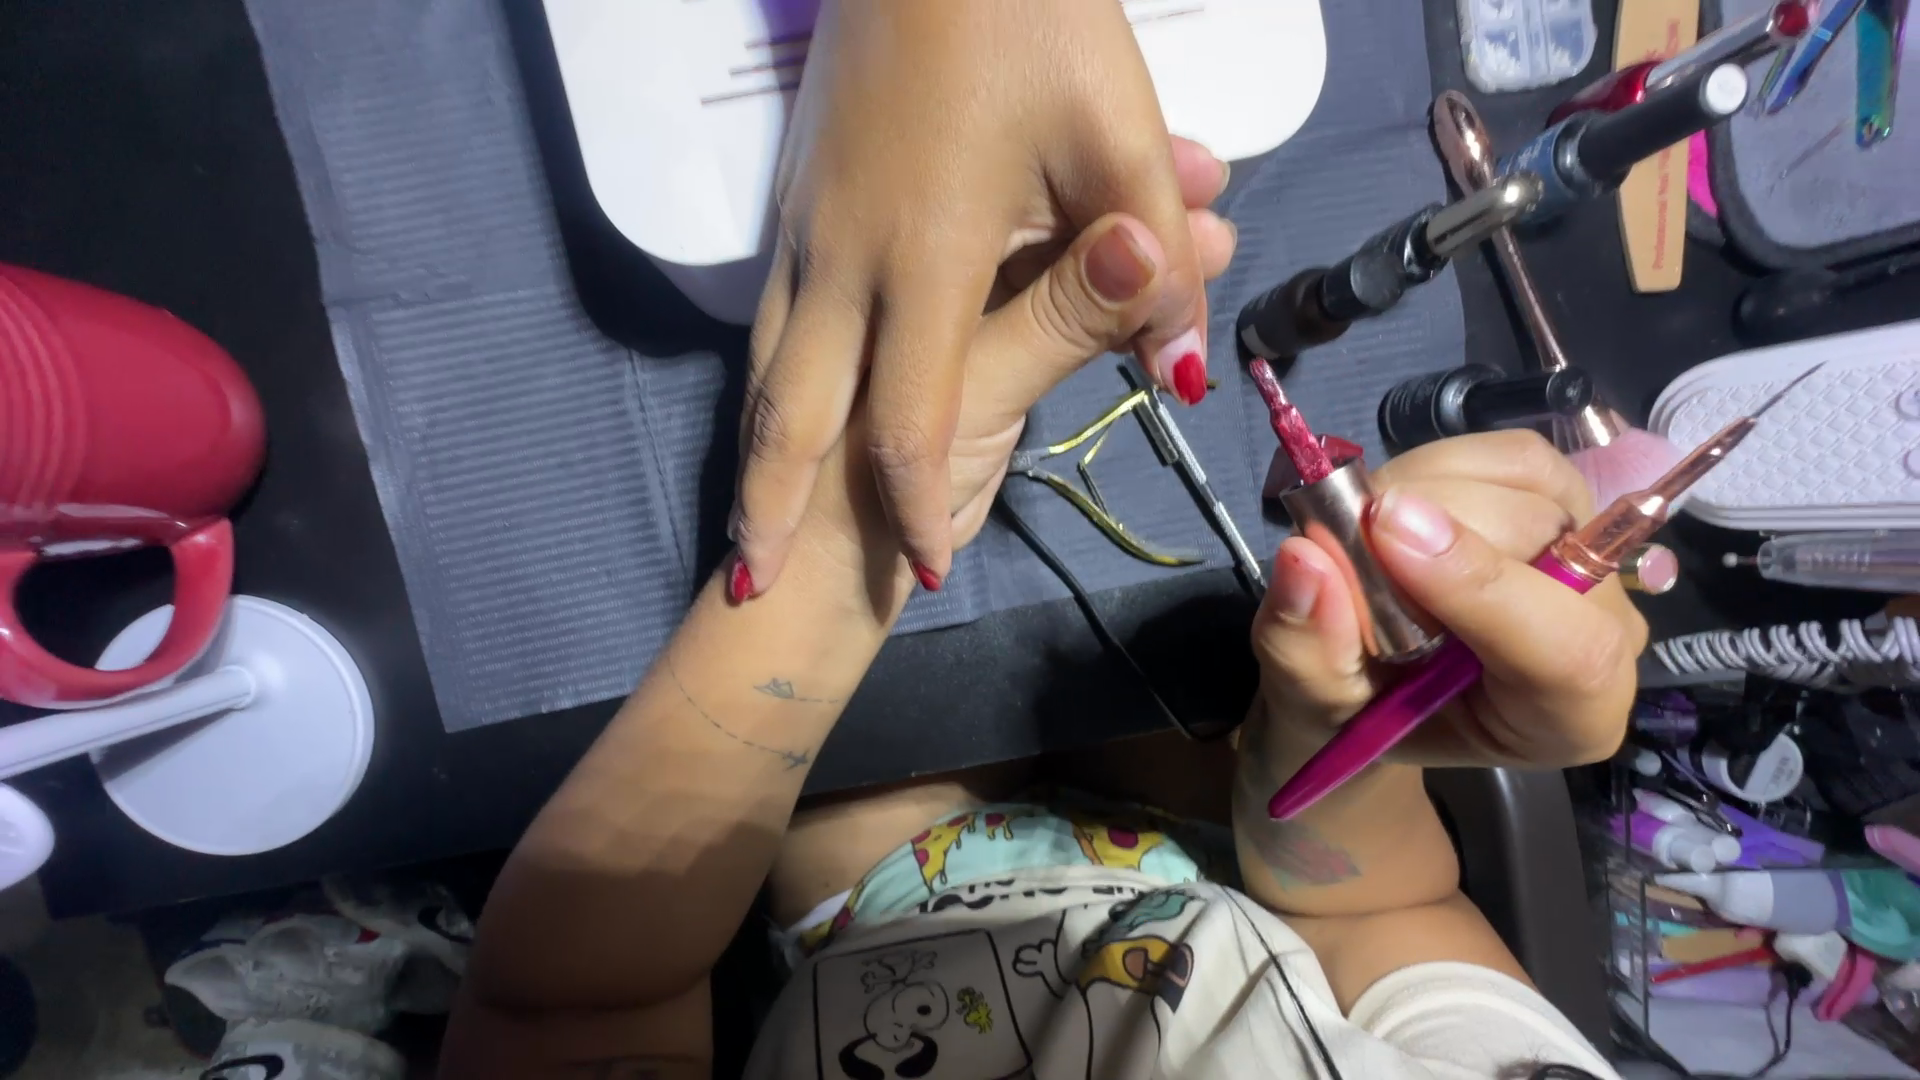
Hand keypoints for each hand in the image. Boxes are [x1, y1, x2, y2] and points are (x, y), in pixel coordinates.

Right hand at [736, 0, 1229, 595]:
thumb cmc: (1026, 18)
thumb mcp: (1114, 140)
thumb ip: (1148, 269)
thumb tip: (1182, 373)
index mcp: (920, 262)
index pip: (906, 424)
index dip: (916, 506)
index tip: (926, 570)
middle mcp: (840, 267)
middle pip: (786, 419)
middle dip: (766, 515)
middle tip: (754, 589)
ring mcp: (801, 238)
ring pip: (763, 373)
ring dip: (750, 464)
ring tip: (742, 536)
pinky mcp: (790, 212)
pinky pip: (767, 328)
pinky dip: (763, 394)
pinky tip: (766, 424)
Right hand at [1251, 432, 1647, 768]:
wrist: (1374, 695)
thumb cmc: (1354, 716)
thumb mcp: (1312, 706)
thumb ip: (1307, 649)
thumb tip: (1304, 554)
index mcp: (1561, 717)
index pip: (1567, 645)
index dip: (1476, 581)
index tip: (1380, 531)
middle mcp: (1600, 631)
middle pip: (1541, 540)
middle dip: (1424, 522)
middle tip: (1339, 540)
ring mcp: (1583, 560)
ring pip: (1529, 482)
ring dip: (1423, 486)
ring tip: (1363, 530)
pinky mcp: (1558, 508)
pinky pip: (1512, 456)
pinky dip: (1437, 464)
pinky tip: (1394, 506)